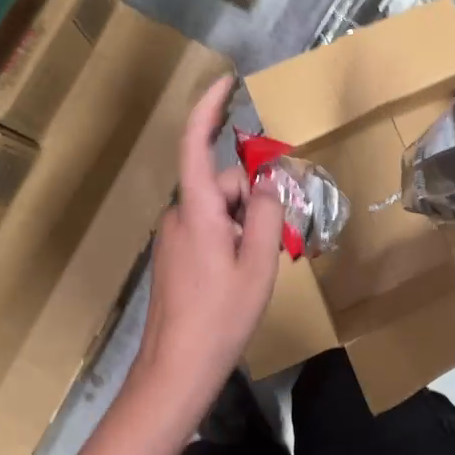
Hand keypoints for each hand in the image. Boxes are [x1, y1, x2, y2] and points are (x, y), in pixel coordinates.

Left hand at [131, 76, 284, 415]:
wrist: (174, 371)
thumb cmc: (219, 317)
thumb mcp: (257, 263)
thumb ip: (266, 213)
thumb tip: (268, 179)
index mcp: (196, 208)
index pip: (195, 142)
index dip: (209, 108)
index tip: (227, 83)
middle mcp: (179, 214)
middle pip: (222, 184)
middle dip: (254, 198)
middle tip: (281, 236)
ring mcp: (173, 236)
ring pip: (218, 210)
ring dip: (244, 224)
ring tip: (260, 265)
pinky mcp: (173, 256)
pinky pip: (208, 229)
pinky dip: (231, 238)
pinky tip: (242, 275)